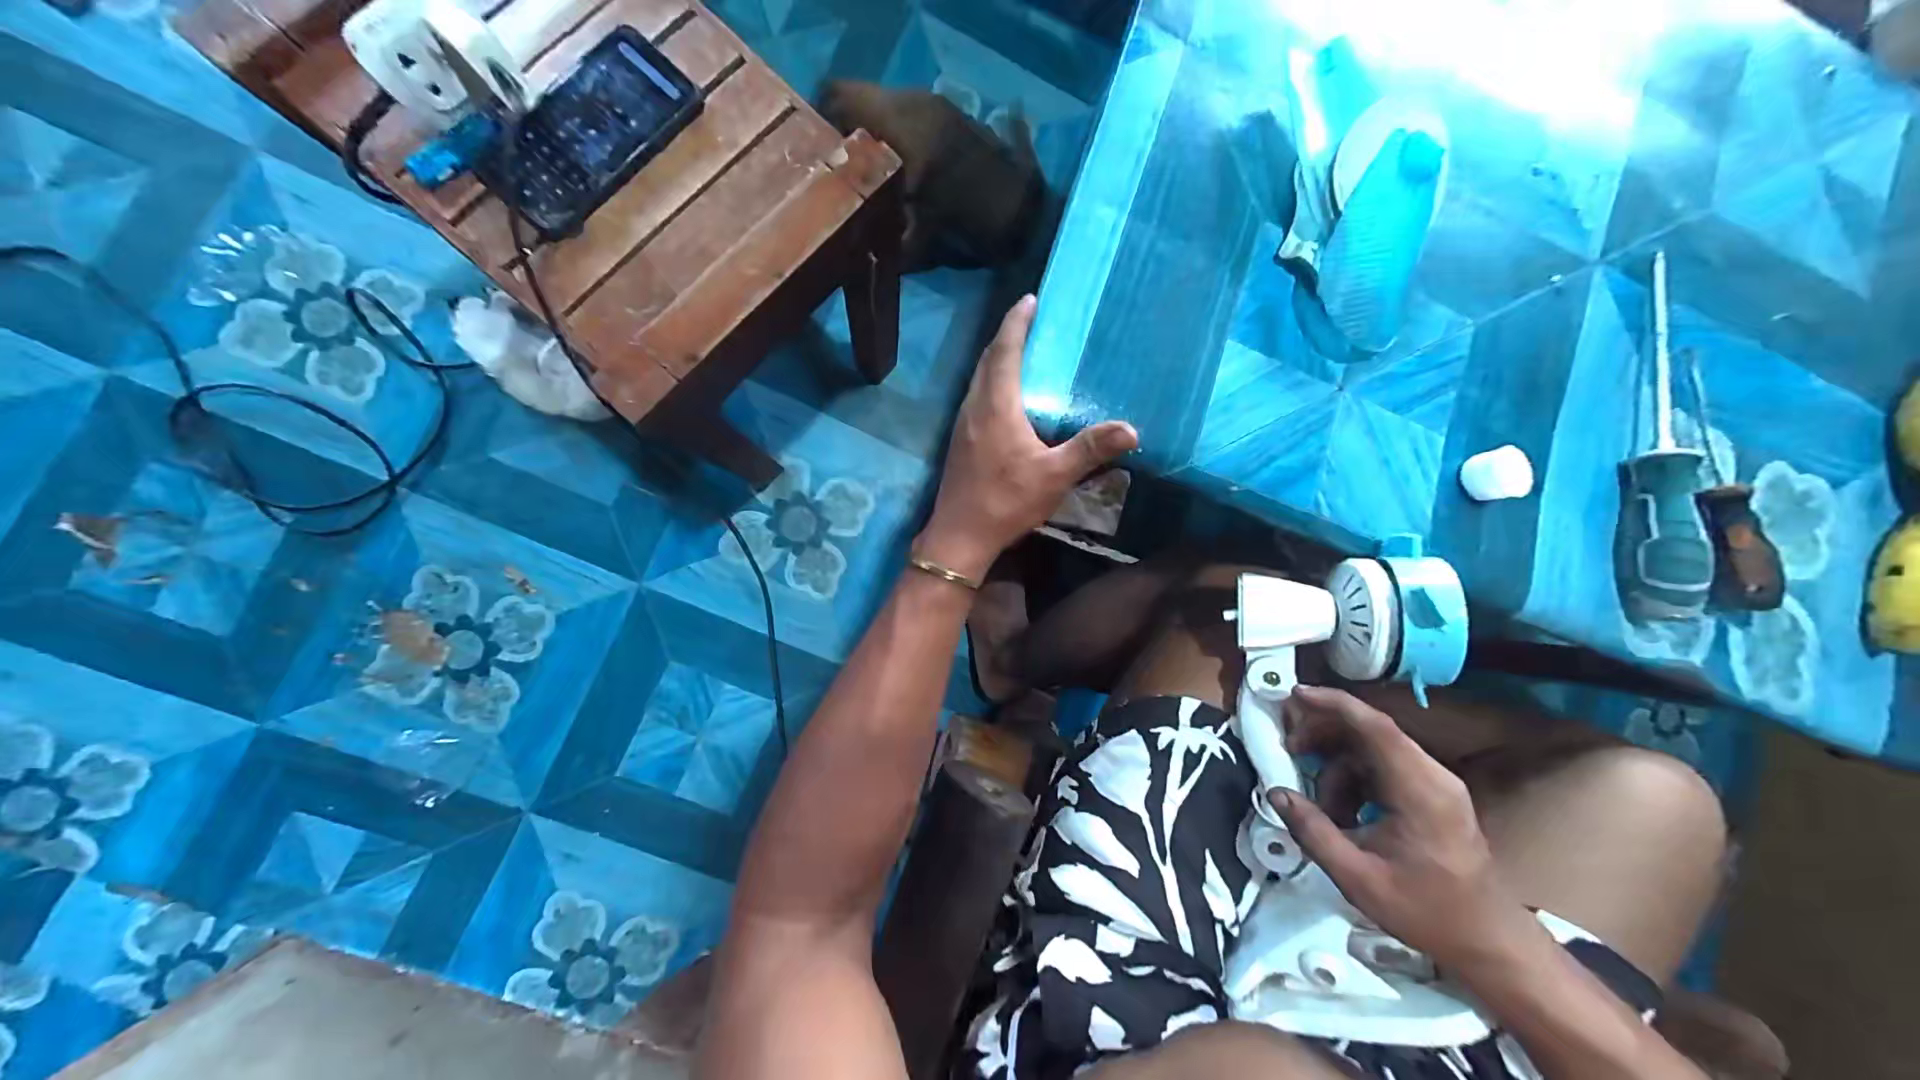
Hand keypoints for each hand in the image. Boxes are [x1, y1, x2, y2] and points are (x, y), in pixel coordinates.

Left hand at [917, 295, 1136, 578]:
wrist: (960, 536)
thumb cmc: (1005, 502)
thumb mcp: (1053, 476)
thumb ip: (1089, 450)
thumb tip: (1131, 429)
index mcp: (996, 406)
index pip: (1005, 351)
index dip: (1016, 322)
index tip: (1030, 299)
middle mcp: (974, 407)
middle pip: (988, 359)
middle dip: (1007, 335)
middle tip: (1030, 320)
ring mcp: (963, 425)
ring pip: (978, 378)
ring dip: (997, 359)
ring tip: (1021, 352)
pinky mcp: (960, 442)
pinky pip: (976, 397)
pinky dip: (992, 382)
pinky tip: (1007, 398)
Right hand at [1270, 686, 1535, 971]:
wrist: (1489, 942)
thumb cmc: (1427, 912)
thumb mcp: (1358, 877)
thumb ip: (1313, 831)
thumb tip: (1277, 793)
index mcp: (1421, 790)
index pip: (1376, 728)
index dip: (1334, 704)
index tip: (1294, 694)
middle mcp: (1432, 777)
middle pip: (1370, 733)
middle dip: (1324, 735)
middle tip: (1289, 750)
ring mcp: (1435, 784)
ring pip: (1371, 752)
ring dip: (1336, 767)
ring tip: (1316, 805)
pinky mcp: (1431, 795)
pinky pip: (1381, 770)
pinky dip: (1353, 782)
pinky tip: (1339, 814)